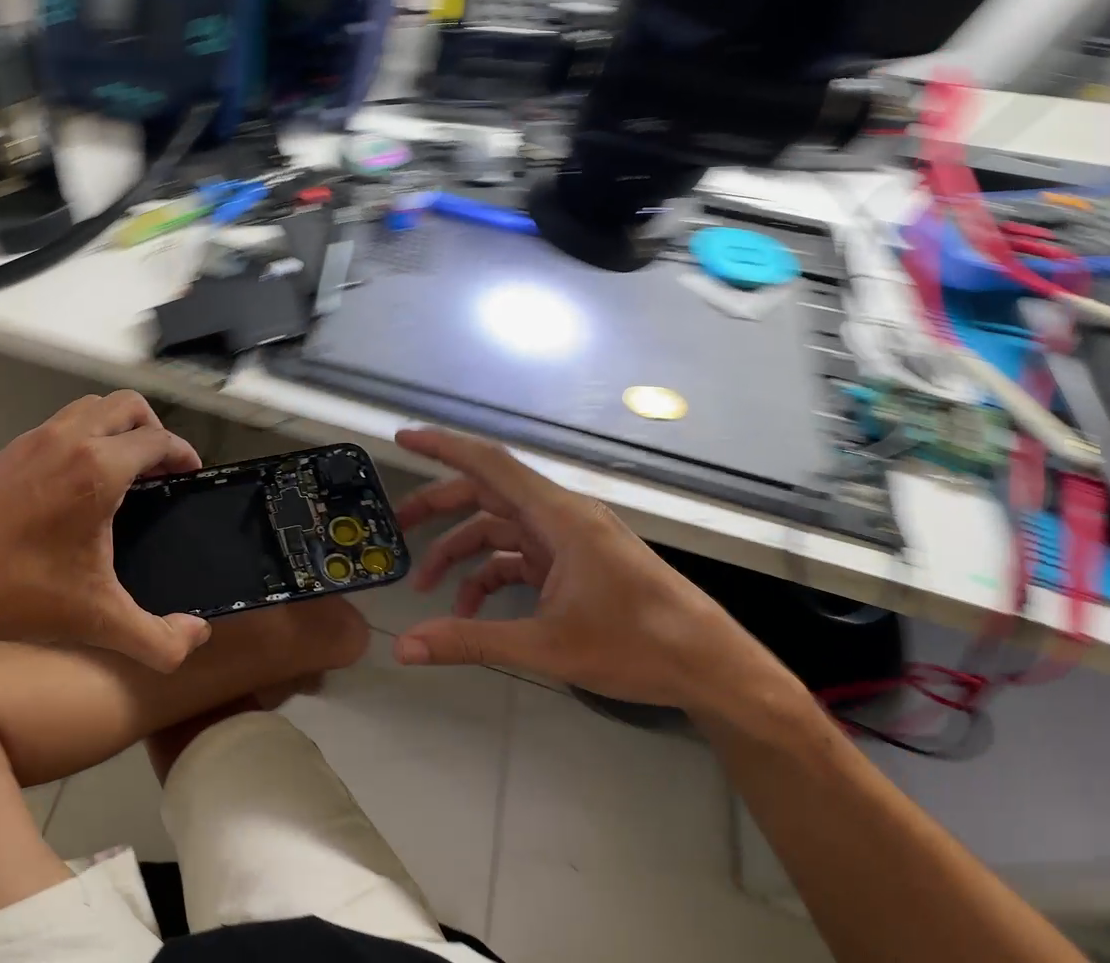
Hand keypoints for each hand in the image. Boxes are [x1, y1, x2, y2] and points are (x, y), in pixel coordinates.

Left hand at [0, 392, 211, 672]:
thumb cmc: (20, 593)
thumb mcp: (98, 620)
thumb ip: (158, 639)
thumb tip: (196, 637)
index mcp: (99, 468)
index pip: (157, 440)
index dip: (183, 452)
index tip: (190, 471)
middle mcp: (68, 440)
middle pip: (125, 406)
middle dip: (152, 427)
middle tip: (160, 465)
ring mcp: (33, 441)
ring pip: (87, 408)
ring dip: (113, 425)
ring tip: (121, 468)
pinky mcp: (6, 453)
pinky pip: (57, 426)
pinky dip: (79, 436)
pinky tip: (74, 483)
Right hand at [390, 428, 796, 715]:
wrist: (714, 670)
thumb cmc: (639, 647)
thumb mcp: (547, 647)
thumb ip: (470, 641)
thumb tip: (404, 647)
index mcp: (560, 518)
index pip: (490, 465)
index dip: (443, 447)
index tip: (402, 439)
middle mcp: (562, 517)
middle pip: (486, 495)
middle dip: (438, 509)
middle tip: (395, 525)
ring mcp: (570, 540)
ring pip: (499, 529)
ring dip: (460, 553)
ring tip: (425, 586)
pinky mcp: (576, 564)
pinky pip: (518, 558)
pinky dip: (489, 577)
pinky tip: (469, 612)